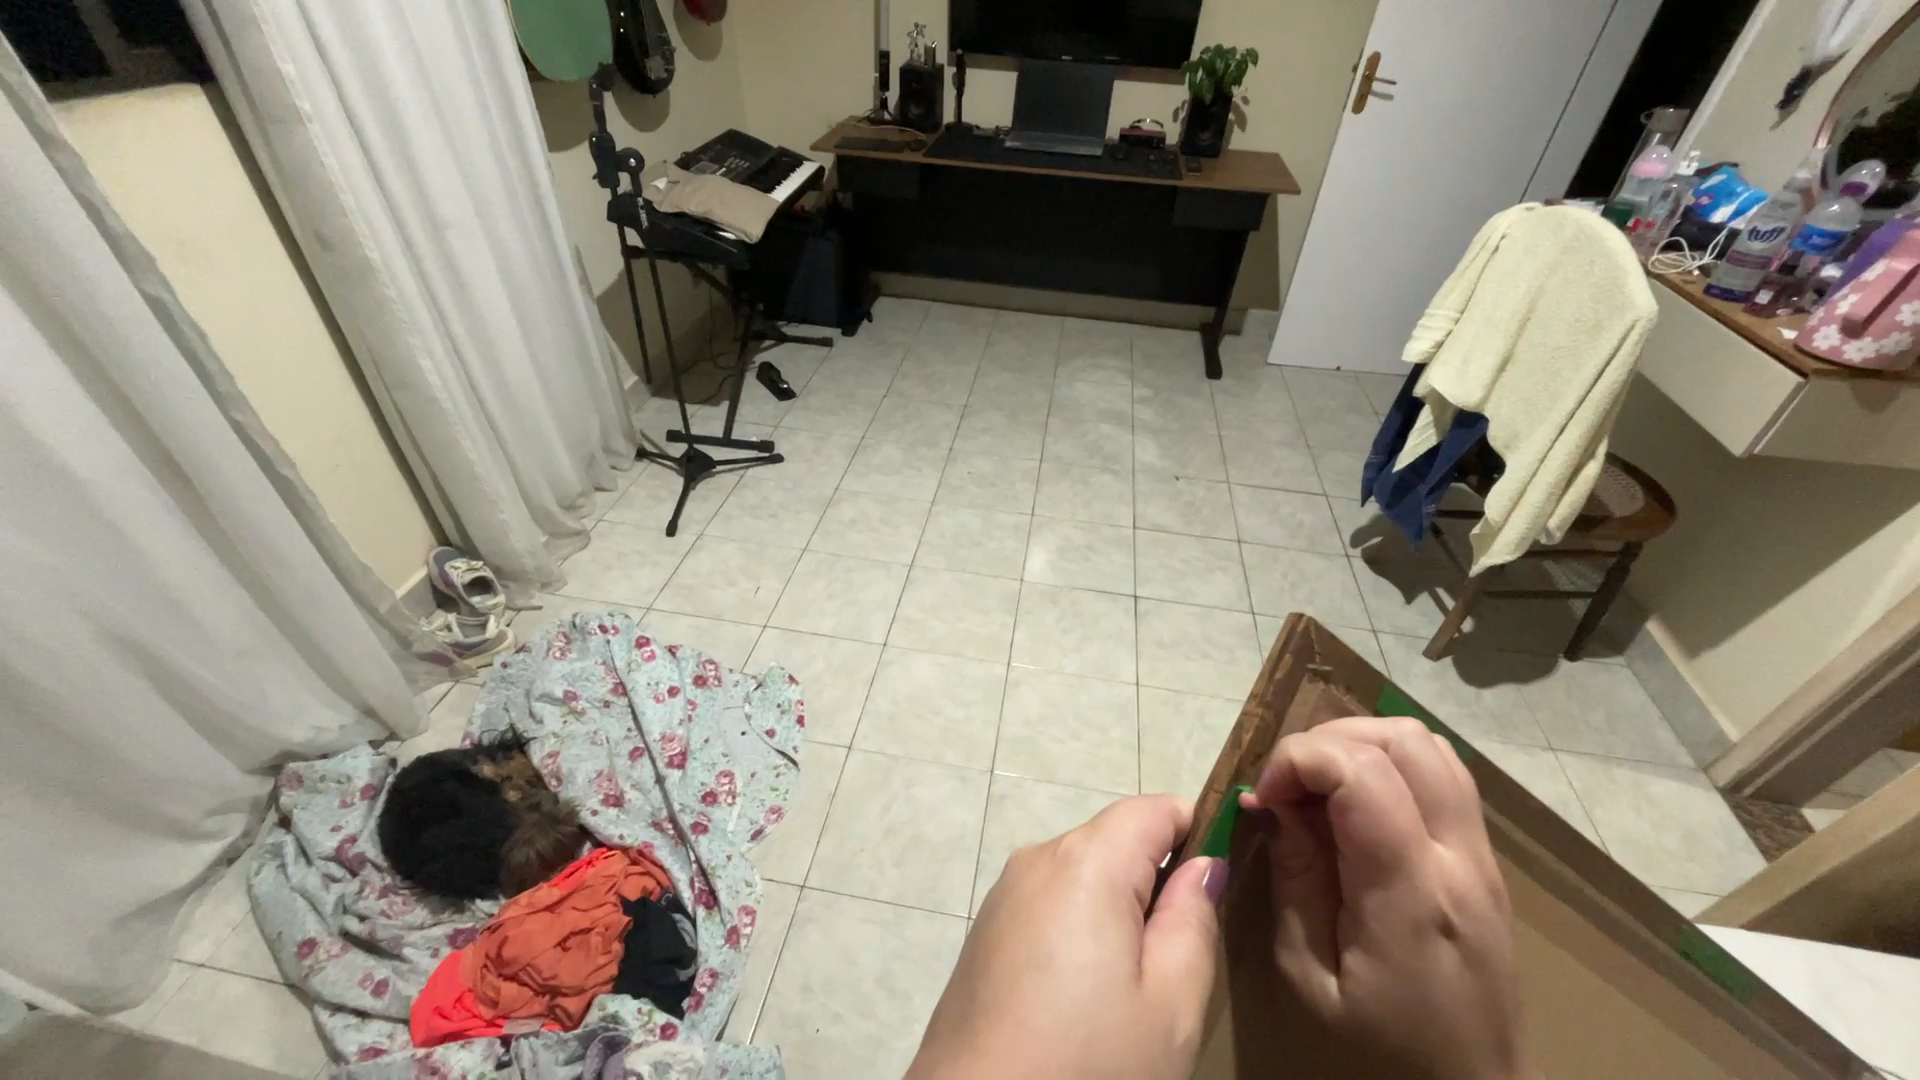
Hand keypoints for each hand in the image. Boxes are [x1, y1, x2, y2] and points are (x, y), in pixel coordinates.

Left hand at [906, 795, 1224, 1079]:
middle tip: (1180, 953)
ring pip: (1083, 872)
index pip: (1153, 809)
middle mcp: (1038, 858)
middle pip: (1116, 839)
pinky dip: (1081, 925)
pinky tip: (1085, 993)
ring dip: (1118, 906)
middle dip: (1156, 877)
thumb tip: (1203, 866)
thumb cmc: (1088, 1062)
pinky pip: (1051, 900)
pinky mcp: (987, 926)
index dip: (1197, 829)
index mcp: (1085, 861)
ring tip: (1132, 984)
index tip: (1223, 877)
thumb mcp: (1170, 1003)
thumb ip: (1194, 919)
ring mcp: (1005, 891)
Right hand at [1244, 717, 1532, 1079]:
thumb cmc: (1378, 1056)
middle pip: (1404, 739)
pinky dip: (1391, 766)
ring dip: (1362, 746)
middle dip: (1328, 740)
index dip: (1298, 759)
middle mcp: (1461, 861)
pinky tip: (1356, 809)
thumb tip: (1274, 803)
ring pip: (1431, 747)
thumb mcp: (1308, 978)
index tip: (1264, 798)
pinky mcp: (1487, 866)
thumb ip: (1295, 878)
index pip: (1361, 770)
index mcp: (1412, 894)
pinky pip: (1444, 779)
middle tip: (1289, 786)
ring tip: (1319, 790)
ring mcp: (1484, 860)